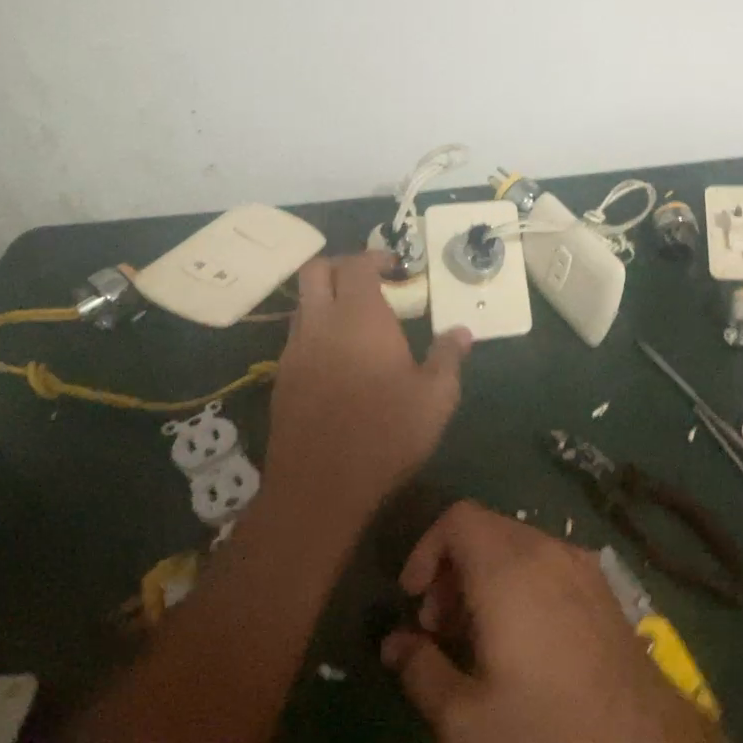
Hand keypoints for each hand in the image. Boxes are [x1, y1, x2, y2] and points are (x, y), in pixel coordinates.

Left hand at [263, 254, 470, 525]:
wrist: (321, 485)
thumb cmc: (387, 432)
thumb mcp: (436, 396)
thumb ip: (448, 356)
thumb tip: (461, 332)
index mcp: (360, 317)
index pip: (357, 264)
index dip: (376, 257)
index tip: (398, 268)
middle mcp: (320, 324)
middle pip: (315, 271)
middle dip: (342, 266)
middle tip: (372, 283)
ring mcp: (294, 352)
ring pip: (302, 304)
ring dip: (327, 300)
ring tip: (359, 323)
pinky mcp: (281, 380)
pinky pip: (297, 338)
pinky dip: (317, 332)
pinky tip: (342, 360)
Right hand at [382, 503, 719, 742]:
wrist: (638, 739)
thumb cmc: (544, 725)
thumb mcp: (465, 716)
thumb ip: (420, 670)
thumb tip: (393, 642)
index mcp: (510, 568)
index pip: (459, 518)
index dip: (425, 549)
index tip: (411, 600)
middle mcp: (549, 550)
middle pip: (487, 529)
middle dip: (451, 569)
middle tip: (437, 629)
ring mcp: (582, 564)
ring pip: (519, 544)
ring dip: (485, 576)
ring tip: (474, 638)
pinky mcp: (603, 585)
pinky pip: (549, 562)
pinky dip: (520, 581)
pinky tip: (519, 638)